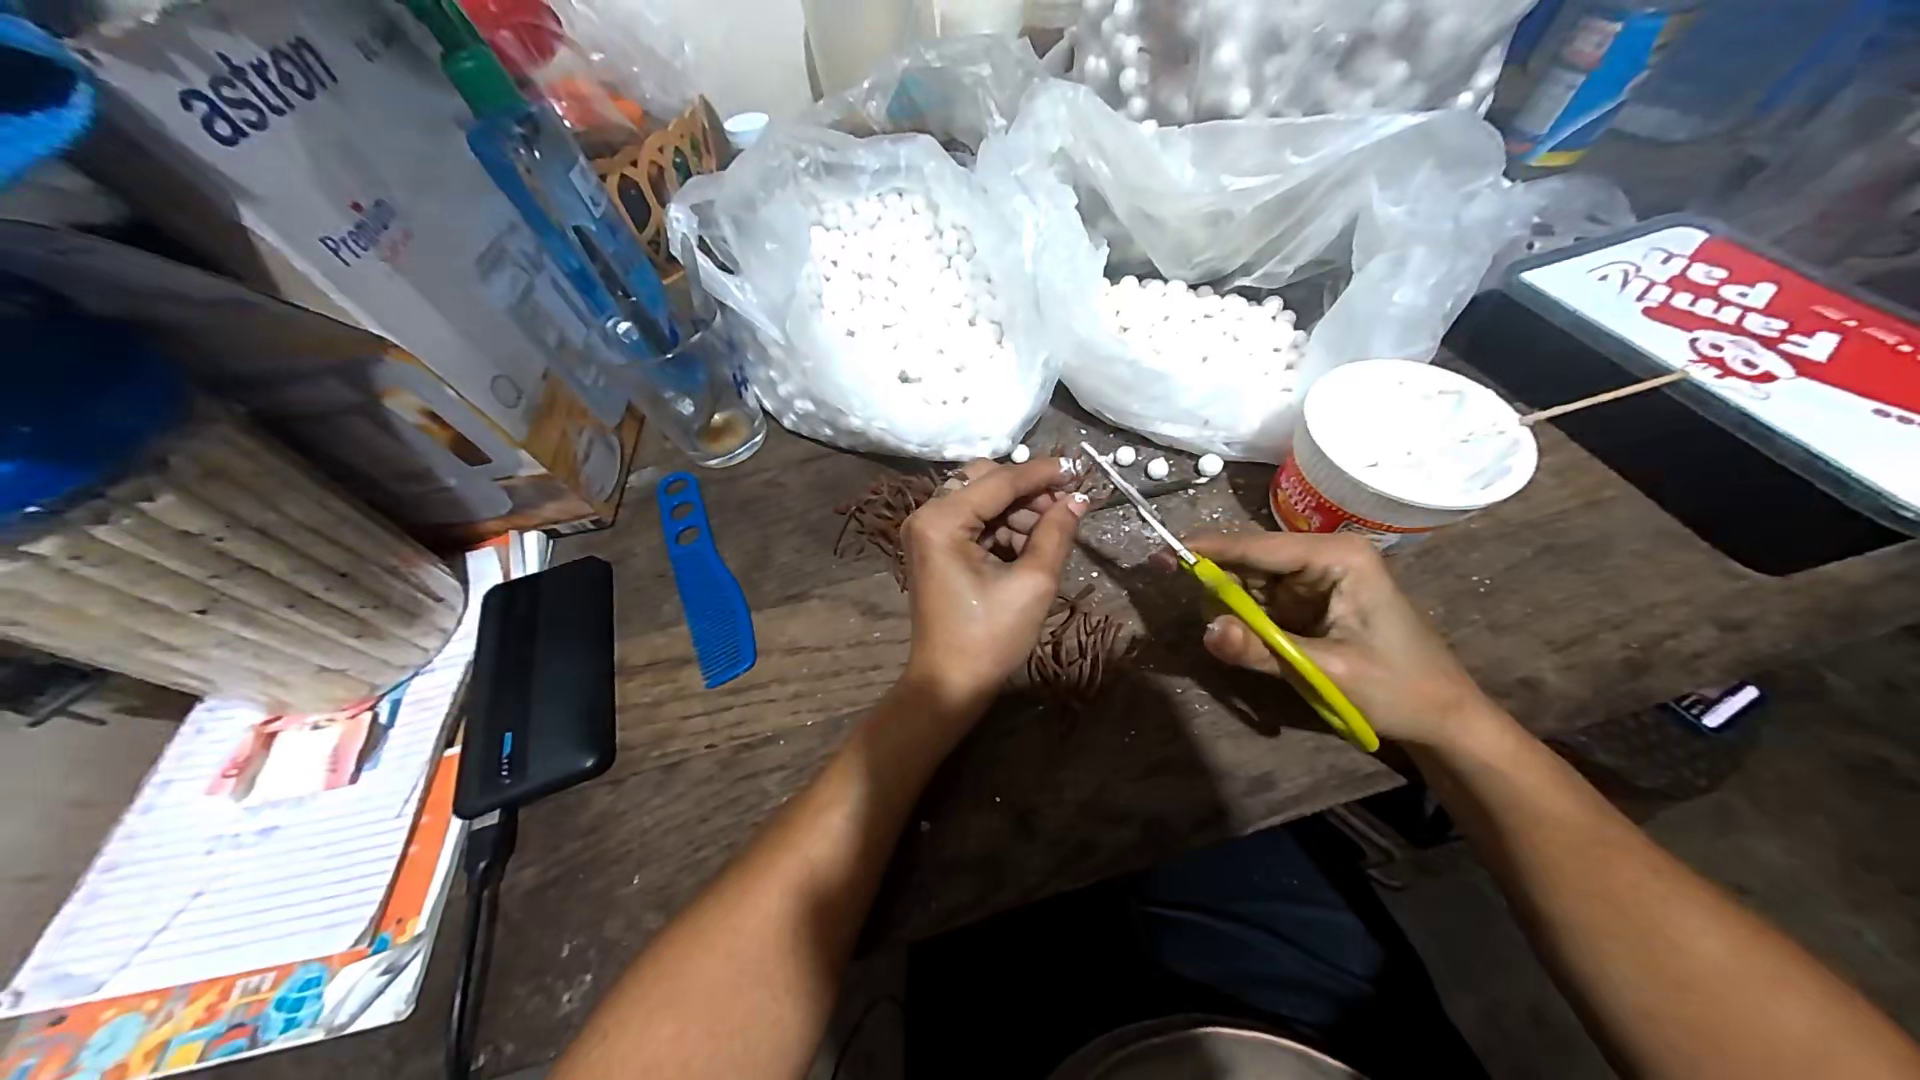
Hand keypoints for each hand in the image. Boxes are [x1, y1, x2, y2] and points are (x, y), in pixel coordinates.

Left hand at [900, 456, 1090, 712]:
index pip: (1000, 481)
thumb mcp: (1033, 583)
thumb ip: (1057, 532)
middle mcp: (926, 516)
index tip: (1079, 469)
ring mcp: (926, 531)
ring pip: (980, 499)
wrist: (950, 683)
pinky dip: (1001, 526)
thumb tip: (1078, 499)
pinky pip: (972, 520)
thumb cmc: (990, 637)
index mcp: (942, 521)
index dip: (1043, 473)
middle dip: (1027, 491)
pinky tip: (1027, 546)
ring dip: (1016, 510)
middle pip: (984, 480)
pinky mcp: (933, 547)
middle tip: (1064, 508)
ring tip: (1049, 535)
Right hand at [1184, 531, 1498, 746]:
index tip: (1164, 551)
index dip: (1210, 550)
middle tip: (1164, 575)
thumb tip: (1206, 631)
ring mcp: (1315, 578)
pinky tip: (1227, 627)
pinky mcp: (1308, 601)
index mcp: (1338, 557)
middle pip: (1251, 558)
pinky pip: (1261, 600)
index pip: (1260, 547)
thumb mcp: (1326, 671)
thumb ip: (1263, 650)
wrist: (1443, 717)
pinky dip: (1240, 615)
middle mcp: (1325, 557)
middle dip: (1212, 573)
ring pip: (1251, 579)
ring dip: (1225, 598)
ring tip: (1201, 612)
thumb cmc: (1398, 688)